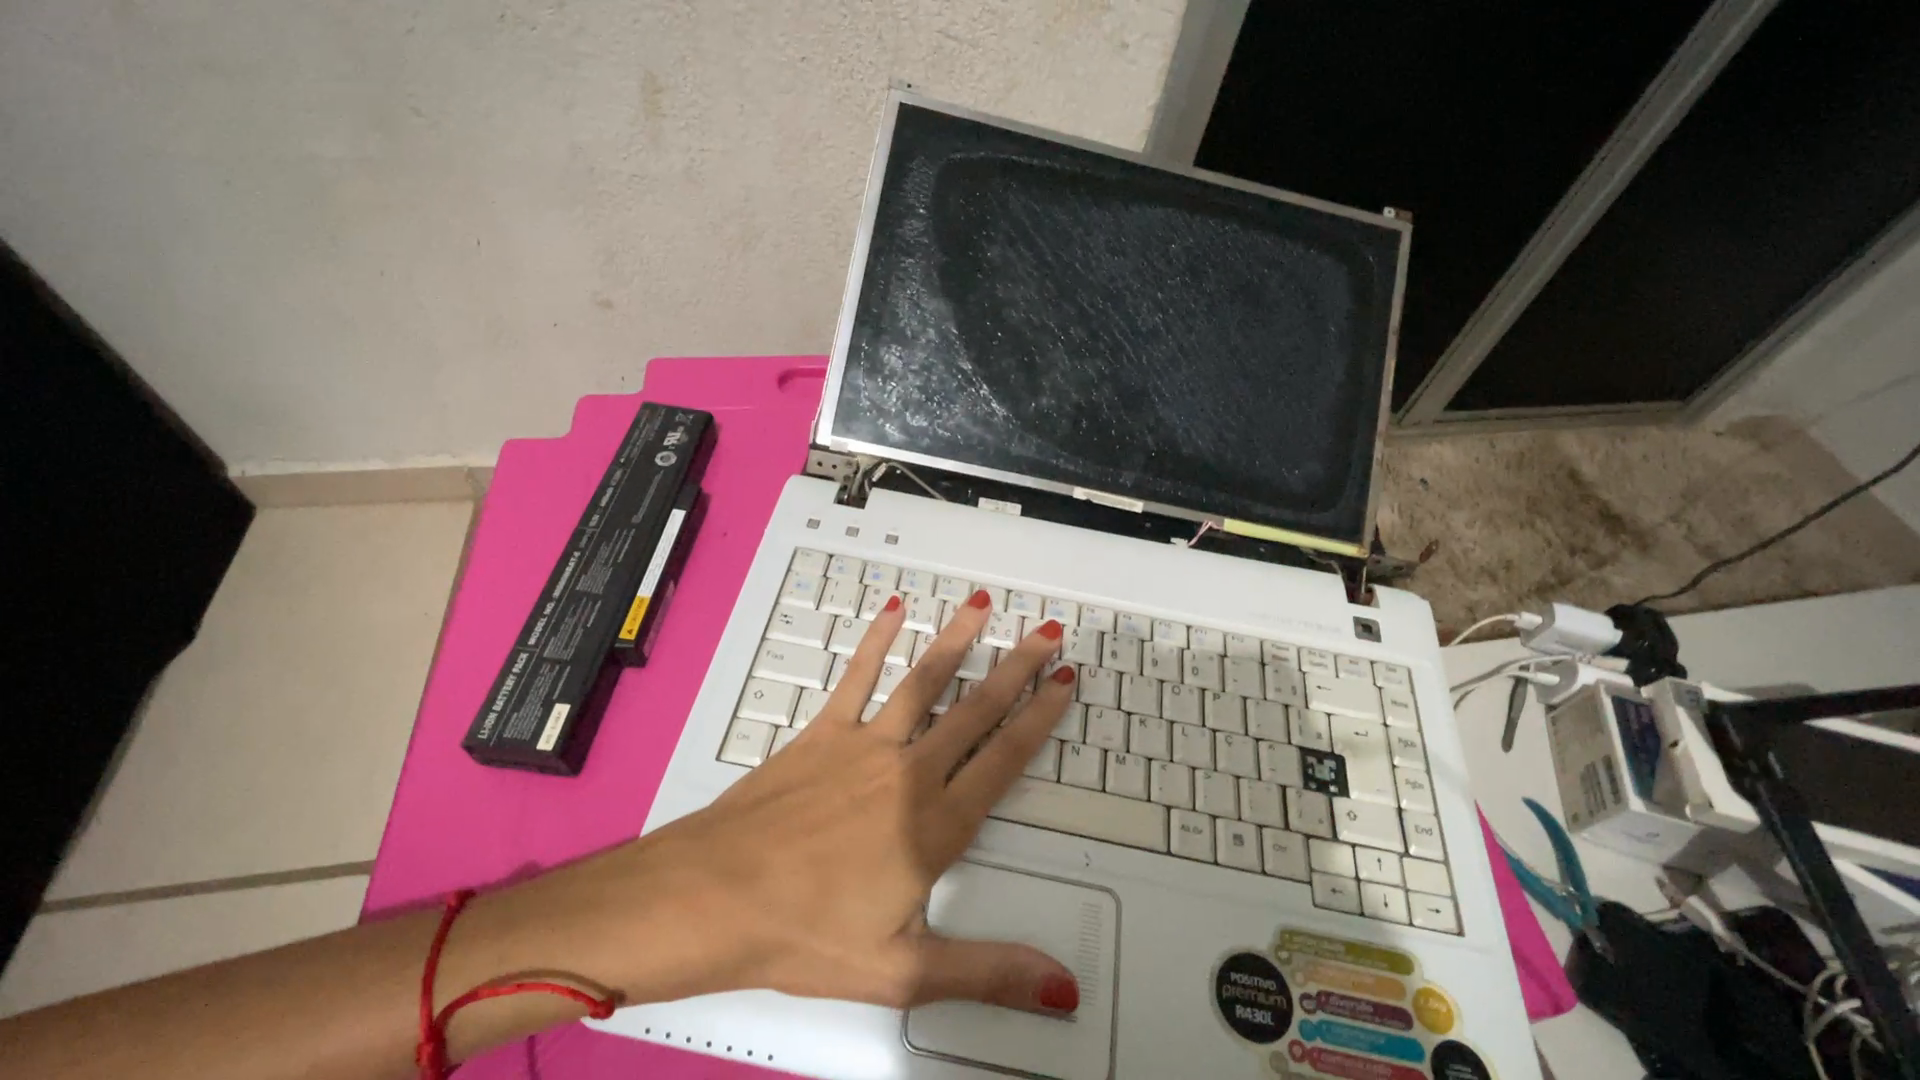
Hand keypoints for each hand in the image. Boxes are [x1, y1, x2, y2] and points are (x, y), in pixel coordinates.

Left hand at [529, 590, 1080, 1016]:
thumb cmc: (803, 936)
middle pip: (975, 710)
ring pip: (923, 682)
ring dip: (957, 641)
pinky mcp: (820, 735)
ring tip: (981, 604)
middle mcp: (908, 773)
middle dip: (1016, 668)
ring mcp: (863, 747)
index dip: (1041, 717)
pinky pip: (856, 678)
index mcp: (936, 825)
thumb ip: (990, 972)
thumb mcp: (904, 970)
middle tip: (1046, 631)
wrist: (711, 898)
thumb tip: (1065, 991)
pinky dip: (877, 642)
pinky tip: (893, 610)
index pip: (1005, 759)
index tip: (1066, 680)